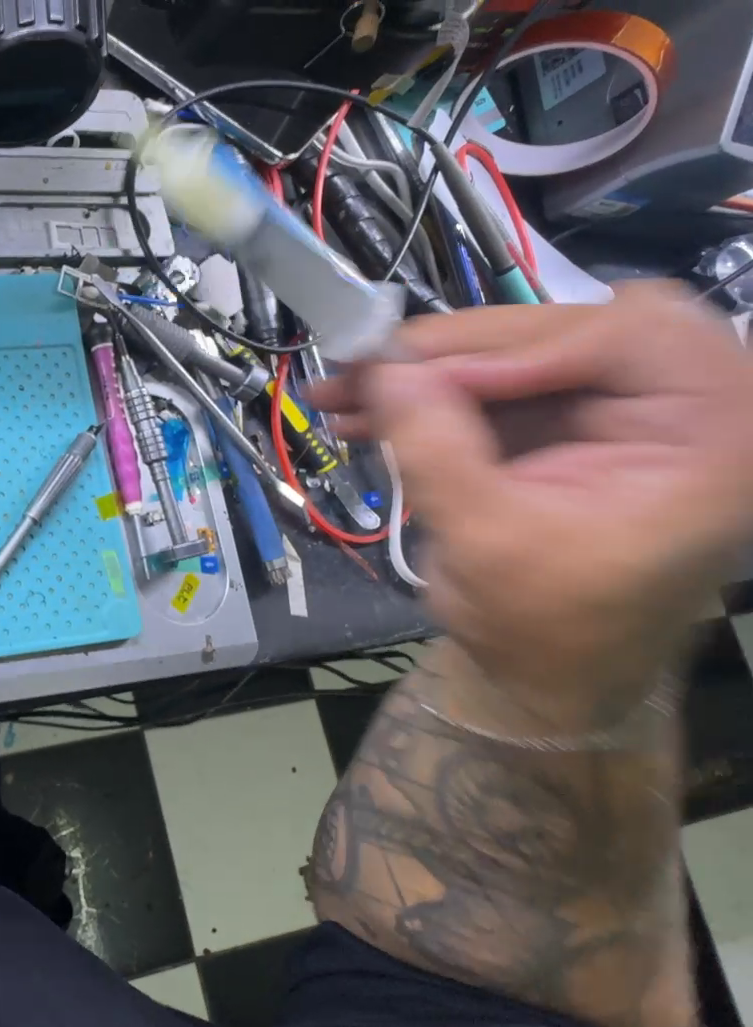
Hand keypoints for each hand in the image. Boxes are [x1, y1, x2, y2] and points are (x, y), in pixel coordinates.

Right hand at [312, 283, 752, 712]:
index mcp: (712, 430)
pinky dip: (420, 397)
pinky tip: (361, 412)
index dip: (519, 346)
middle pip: (564, 331)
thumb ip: (435, 447)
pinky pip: (484, 390)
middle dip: (452, 350)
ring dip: (420, 371)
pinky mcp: (556, 428)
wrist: (543, 673)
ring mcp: (612, 413)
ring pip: (512, 354)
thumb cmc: (542, 622)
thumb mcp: (485, 536)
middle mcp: (675, 404)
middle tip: (361, 363)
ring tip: (337, 391)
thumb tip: (381, 369)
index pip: (629, 337)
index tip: (417, 375)